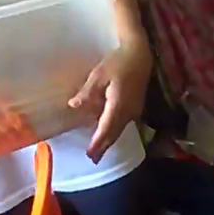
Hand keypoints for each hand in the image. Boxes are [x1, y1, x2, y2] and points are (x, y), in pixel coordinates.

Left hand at [66, 43, 150, 161]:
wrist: (140, 54)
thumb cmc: (118, 62)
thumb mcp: (98, 75)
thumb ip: (87, 92)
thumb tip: (73, 105)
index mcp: (118, 106)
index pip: (105, 129)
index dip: (97, 143)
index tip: (90, 155)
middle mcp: (127, 112)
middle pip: (113, 134)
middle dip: (103, 147)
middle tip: (93, 159)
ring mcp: (134, 111)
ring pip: (119, 131)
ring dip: (109, 142)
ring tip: (100, 152)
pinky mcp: (136, 108)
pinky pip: (123, 125)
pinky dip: (114, 132)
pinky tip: (108, 134)